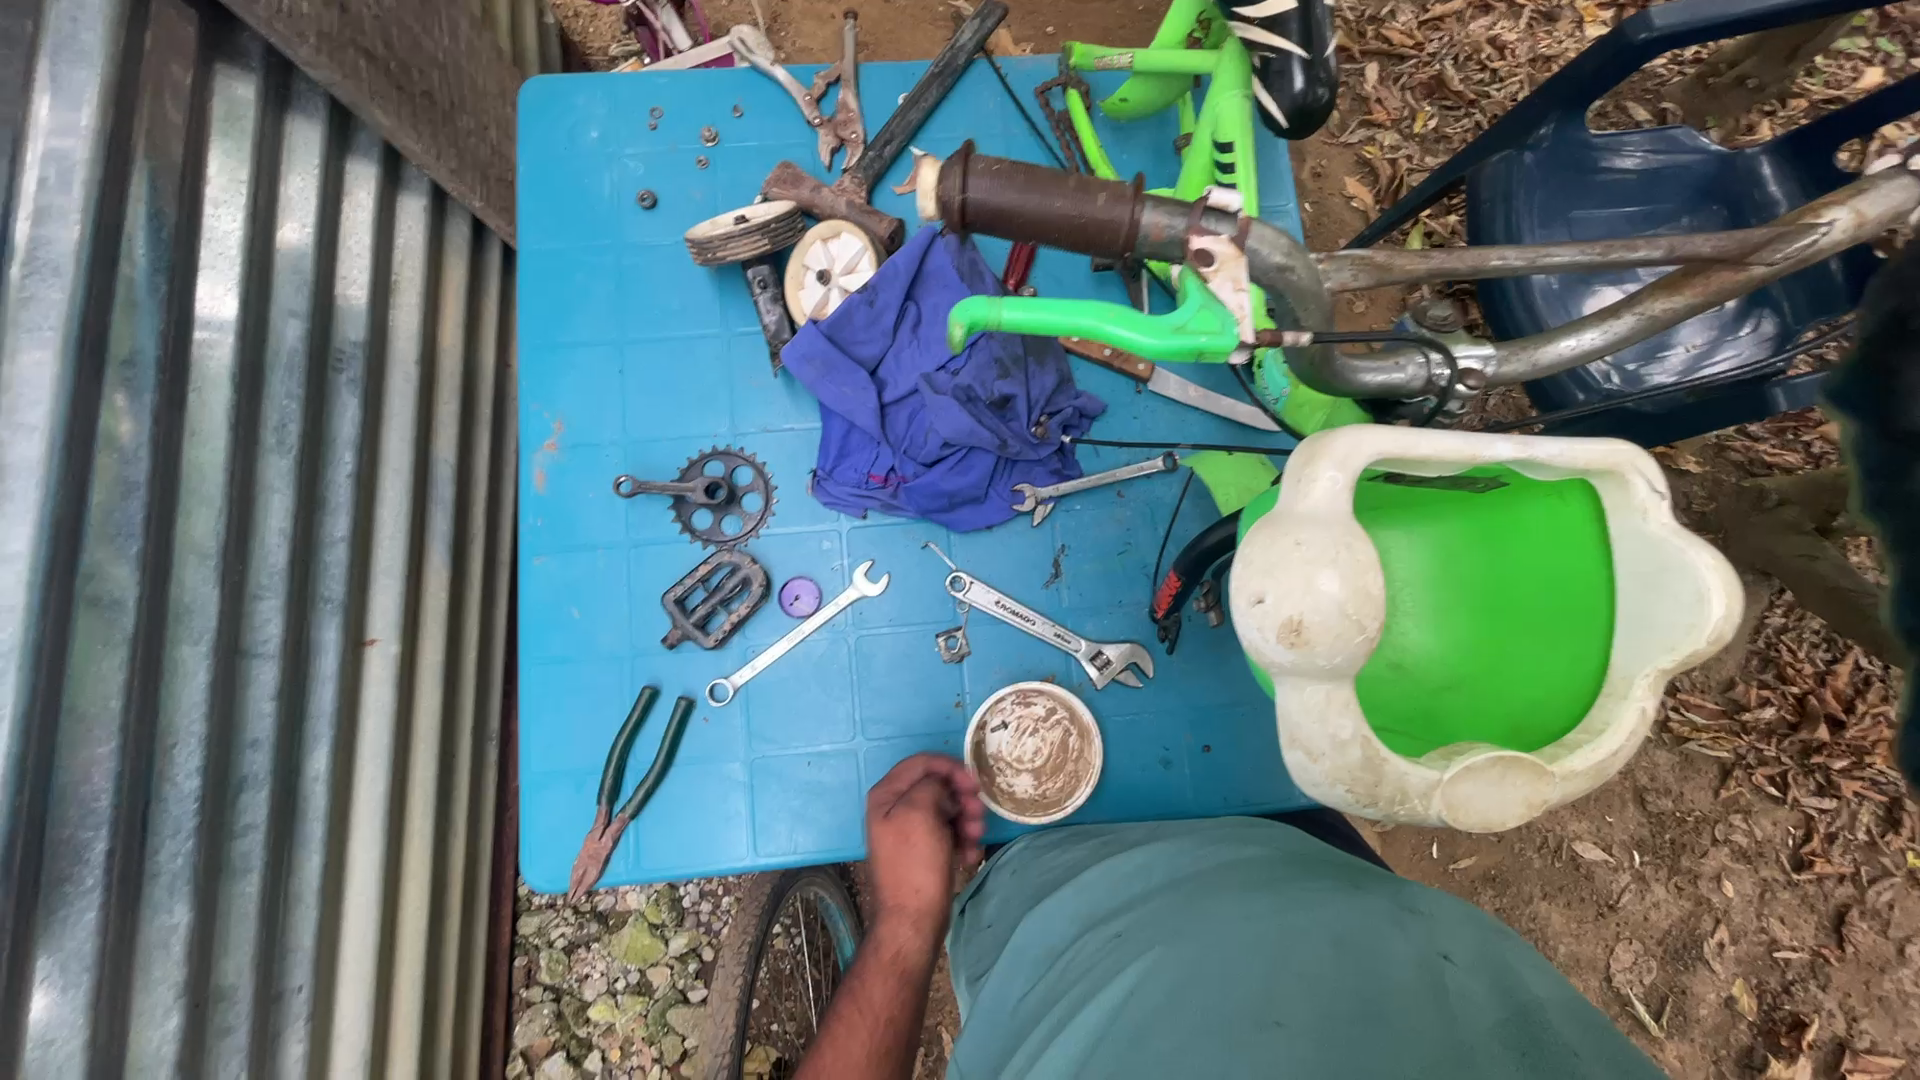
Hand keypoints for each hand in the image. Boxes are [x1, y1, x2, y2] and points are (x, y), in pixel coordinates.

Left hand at [865, 753, 986, 939]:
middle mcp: (895, 809)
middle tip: (977, 814)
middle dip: (961, 798)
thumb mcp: (920, 812)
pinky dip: (962, 841)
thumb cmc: (915, 864)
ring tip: (974, 838)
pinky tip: (968, 856)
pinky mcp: (925, 850)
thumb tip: (943, 786)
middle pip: (937, 786)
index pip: (921, 762)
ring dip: (966, 820)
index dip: (950, 768)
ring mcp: (910, 831)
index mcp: (886, 795)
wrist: (913, 921)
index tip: (973, 783)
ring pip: (947, 810)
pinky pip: (948, 833)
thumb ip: (932, 785)